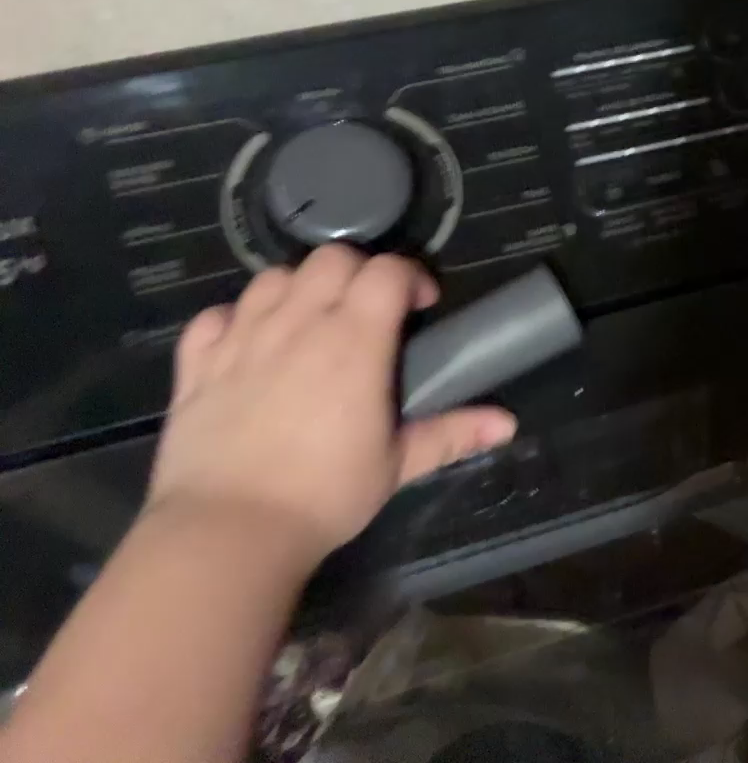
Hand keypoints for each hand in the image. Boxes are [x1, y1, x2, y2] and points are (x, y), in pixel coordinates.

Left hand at [148, 245, 517, 563]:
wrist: (226, 532)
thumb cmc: (326, 492)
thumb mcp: (400, 462)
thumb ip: (454, 433)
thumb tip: (508, 424)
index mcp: (355, 341)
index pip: (387, 271)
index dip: (412, 277)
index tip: (423, 308)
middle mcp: (297, 326)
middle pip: (330, 258)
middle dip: (359, 272)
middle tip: (373, 310)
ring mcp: (240, 343)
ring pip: (272, 278)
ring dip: (301, 289)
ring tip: (316, 322)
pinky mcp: (194, 368)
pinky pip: (214, 317)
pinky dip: (238, 318)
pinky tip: (255, 343)